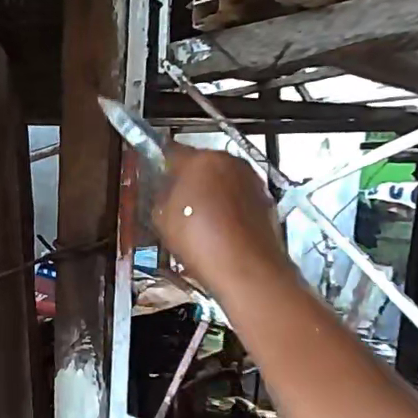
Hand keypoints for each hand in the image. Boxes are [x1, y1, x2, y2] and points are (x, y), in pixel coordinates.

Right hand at [152, 146, 296, 300]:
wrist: (245, 267)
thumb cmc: (198, 239)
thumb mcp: (161, 218)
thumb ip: (161, 195)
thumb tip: (165, 190)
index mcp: (200, 160)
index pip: (172, 151)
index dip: (159, 161)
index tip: (151, 169)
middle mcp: (230, 161)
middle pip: (201, 163)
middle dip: (187, 177)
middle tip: (172, 199)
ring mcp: (251, 179)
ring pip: (222, 178)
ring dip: (208, 190)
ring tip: (195, 217)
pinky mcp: (265, 198)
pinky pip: (237, 194)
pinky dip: (226, 205)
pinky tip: (216, 227)